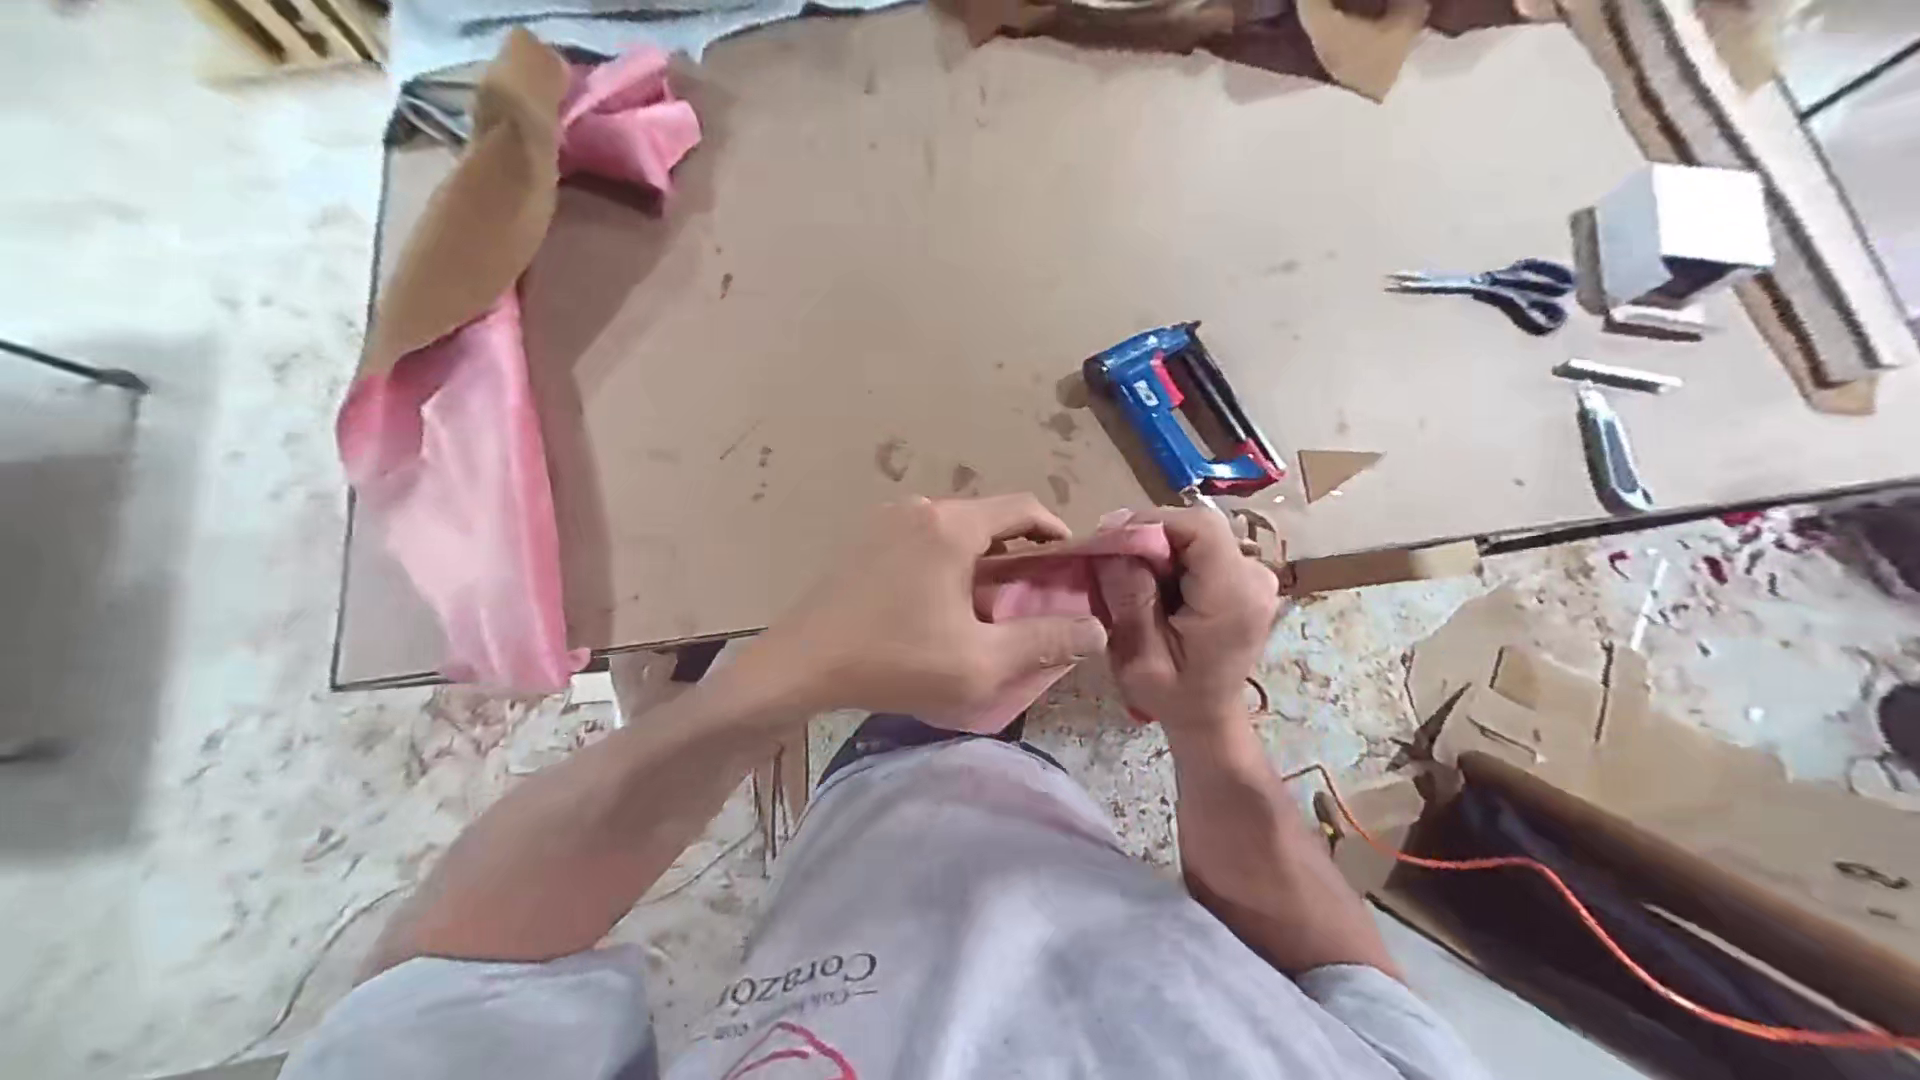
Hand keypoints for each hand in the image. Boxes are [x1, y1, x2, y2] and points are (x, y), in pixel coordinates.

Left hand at [730, 495, 1108, 725]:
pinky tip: (942, 600)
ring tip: (990, 602)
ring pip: (955, 528)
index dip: (1058, 530)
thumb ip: (1045, 641)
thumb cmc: (894, 661)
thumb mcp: (980, 662)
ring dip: (982, 556)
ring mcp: (886, 519)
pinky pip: (924, 538)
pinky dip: (948, 559)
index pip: (1024, 506)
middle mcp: (920, 507)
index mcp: (951, 525)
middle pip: (989, 517)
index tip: (1072, 563)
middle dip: (1020, 551)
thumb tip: (1096, 628)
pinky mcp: (865, 538)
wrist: (799, 665)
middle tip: (1034, 594)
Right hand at [1094, 507, 1279, 733]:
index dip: (1151, 521)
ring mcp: (1254, 574)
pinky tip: (1149, 581)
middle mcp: (1254, 577)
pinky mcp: (1244, 576)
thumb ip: (1129, 598)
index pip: (1199, 526)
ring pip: (1195, 534)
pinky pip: (1201, 547)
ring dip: (1156, 547)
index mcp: (1234, 596)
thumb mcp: (1139, 656)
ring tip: (1124, 572)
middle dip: (1147, 536)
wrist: (1208, 715)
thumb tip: (1113, 546)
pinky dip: (1170, 556)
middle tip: (1107, 557)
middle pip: (1196, 527)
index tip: (1109, 538)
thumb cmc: (1173, 694)